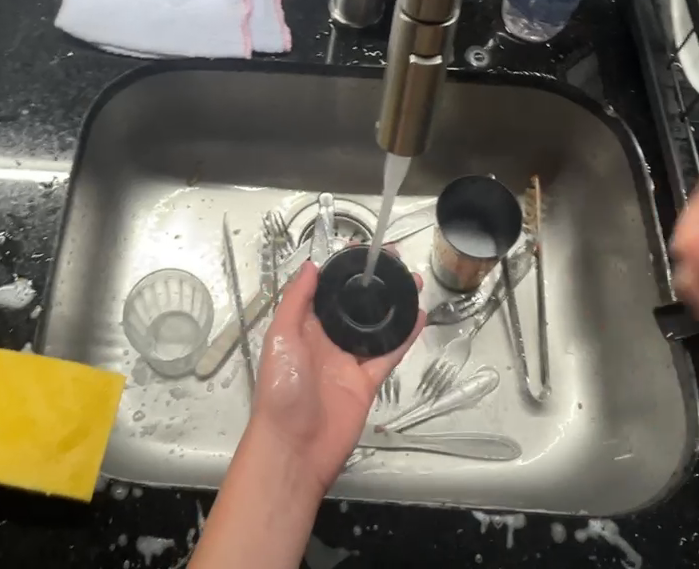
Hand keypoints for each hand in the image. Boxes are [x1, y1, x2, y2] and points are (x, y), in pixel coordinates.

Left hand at [192, 260, 420, 568]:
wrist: (294, 448)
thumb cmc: (280, 390)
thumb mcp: (281, 336)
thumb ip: (297, 300)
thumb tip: (311, 265)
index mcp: (304, 325)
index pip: (327, 289)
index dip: (344, 269)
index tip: (363, 250)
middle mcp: (327, 339)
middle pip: (355, 304)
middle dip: (374, 282)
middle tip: (396, 261)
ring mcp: (348, 360)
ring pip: (376, 326)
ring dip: (394, 304)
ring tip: (413, 282)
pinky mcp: (366, 382)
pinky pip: (388, 354)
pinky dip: (405, 337)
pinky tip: (418, 318)